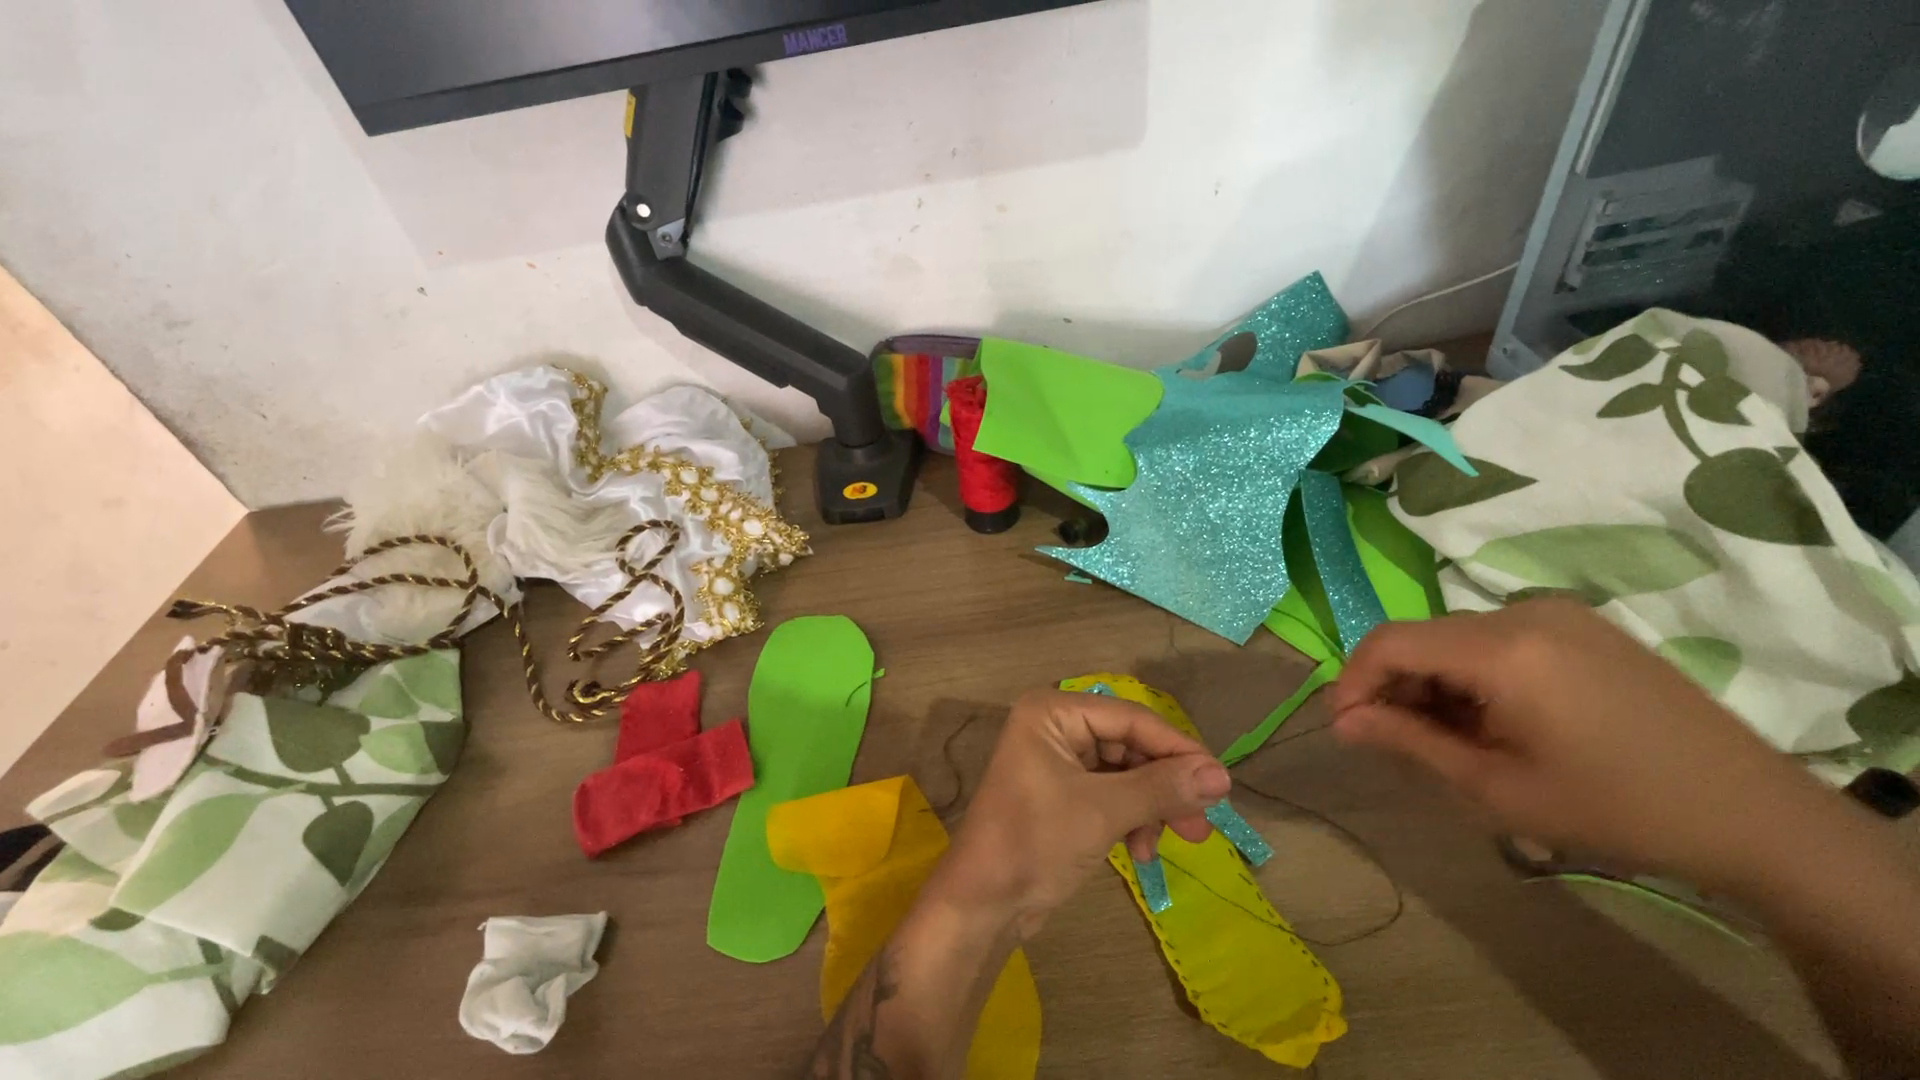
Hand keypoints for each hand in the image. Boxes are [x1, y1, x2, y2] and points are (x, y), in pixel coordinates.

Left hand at [931, 689, 1231, 939]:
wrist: (983, 904)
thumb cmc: (1035, 843)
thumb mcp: (1104, 811)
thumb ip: (1163, 788)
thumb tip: (1223, 777)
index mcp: (1053, 712)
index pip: (1132, 718)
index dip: (1178, 749)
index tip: (1220, 783)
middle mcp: (1055, 727)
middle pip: (1131, 745)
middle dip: (1166, 784)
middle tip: (1201, 822)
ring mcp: (1058, 761)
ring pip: (1127, 772)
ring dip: (1152, 806)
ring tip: (1179, 840)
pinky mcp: (1063, 794)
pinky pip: (1112, 794)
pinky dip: (1132, 818)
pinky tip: (1142, 850)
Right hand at [1330, 599, 1831, 888]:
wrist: (1751, 812)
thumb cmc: (1614, 808)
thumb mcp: (1495, 786)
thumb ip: (1408, 742)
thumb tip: (1342, 722)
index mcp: (1501, 648)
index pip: (1389, 642)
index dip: (1353, 681)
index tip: (1345, 729)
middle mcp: (1523, 612)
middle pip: (1422, 636)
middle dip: (1395, 687)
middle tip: (1396, 745)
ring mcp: (1558, 613)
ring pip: (1456, 637)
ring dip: (1434, 683)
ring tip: (1452, 741)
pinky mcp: (1582, 625)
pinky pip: (1498, 638)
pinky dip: (1473, 674)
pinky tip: (1495, 721)